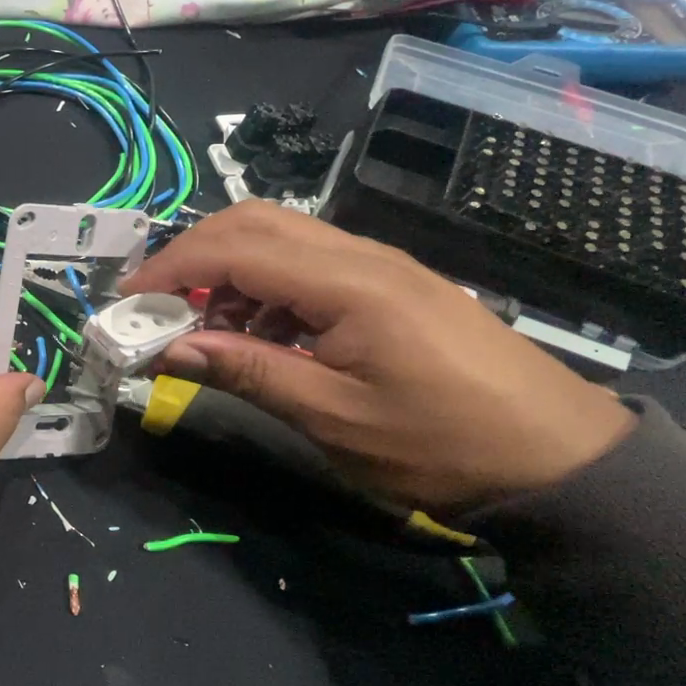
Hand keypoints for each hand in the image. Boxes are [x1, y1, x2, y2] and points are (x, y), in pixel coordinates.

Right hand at [121, 201, 635, 512]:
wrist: (560, 464)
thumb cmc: (439, 445)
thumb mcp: (330, 417)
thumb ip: (244, 372)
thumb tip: (165, 349)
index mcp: (351, 285)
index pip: (236, 249)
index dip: (171, 269)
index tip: (126, 303)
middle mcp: (363, 258)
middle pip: (253, 221)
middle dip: (191, 254)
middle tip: (156, 304)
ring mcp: (379, 267)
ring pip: (277, 236)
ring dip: (225, 270)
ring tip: (204, 327)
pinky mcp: (388, 286)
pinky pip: (305, 262)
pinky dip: (260, 285)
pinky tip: (256, 333)